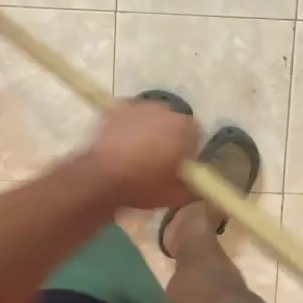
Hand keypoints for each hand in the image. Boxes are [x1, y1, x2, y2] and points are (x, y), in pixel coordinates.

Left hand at [81, 100, 199, 208]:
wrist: (102, 177)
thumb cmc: (143, 186)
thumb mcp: (176, 196)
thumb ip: (195, 188)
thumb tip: (200, 185)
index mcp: (186, 129)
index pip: (195, 135)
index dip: (187, 150)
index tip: (178, 164)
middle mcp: (167, 111)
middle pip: (174, 122)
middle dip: (169, 136)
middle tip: (158, 157)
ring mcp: (141, 106)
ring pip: (153, 116)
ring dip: (150, 128)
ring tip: (137, 149)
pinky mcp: (119, 107)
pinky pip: (132, 114)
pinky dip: (131, 123)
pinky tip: (123, 139)